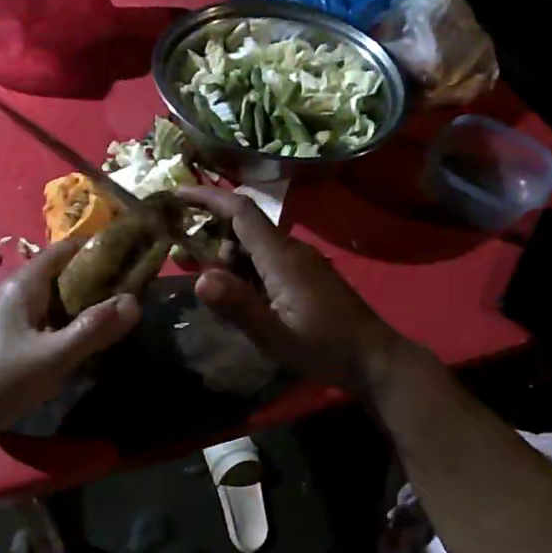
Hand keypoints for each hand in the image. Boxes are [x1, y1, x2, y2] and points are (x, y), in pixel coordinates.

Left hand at [0, 239, 140, 433]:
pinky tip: (91, 334)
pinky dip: (72, 318)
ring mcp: (15, 314)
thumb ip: (93, 329)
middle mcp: (18, 292)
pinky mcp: (16, 335)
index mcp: (24, 285)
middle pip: (63, 272)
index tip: (128, 253)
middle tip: (133, 284)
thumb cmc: (5, 378)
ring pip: (58, 297)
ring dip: (86, 300)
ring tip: (120, 307)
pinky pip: (51, 316)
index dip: (95, 247)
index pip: (64, 250)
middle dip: (96, 276)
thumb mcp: (55, 355)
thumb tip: (134, 301)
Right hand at [175, 187, 409, 394]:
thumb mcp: (276, 335)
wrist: (375, 359)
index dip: (208, 197)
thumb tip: (200, 278)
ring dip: (224, 259)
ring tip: (202, 283)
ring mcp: (299, 263)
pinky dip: (242, 272)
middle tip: (180, 256)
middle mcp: (289, 251)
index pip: (241, 211)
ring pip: (252, 248)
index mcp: (281, 256)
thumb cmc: (326, 348)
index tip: (176, 193)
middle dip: (208, 236)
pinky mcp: (304, 278)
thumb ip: (238, 306)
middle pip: (242, 229)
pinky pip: (265, 263)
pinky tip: (233, 297)